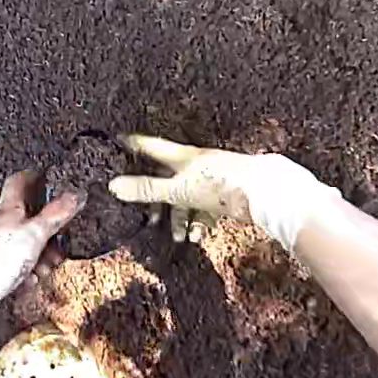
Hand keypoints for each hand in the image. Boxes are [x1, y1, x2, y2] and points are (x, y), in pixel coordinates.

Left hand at [0, 171, 82, 320]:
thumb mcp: (34, 234)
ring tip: (46, 266)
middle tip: (60, 239)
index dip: (34, 176)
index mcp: (7, 209)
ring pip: (25, 244)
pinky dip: (29, 271)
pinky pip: (17, 265)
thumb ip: (55, 214)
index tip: (47, 177)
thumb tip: (75, 194)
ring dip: (41, 254)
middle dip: (48, 228)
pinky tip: (31, 280)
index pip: (19, 182)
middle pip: (28, 216)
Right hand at [108, 134, 337, 248]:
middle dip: (158, 199)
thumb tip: (114, 185)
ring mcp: (212, 179)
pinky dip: (199, 223)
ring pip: (187, 197)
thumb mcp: (177, 190)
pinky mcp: (225, 194)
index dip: (136, 145)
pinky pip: (206, 209)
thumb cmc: (218, 184)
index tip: (120, 140)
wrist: (262, 194)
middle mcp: (196, 164)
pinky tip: (197, 237)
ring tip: (178, 237)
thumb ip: (147, 189)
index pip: (152, 146)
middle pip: (169, 178)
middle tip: (149, 217)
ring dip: (181, 218)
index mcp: (183, 157)